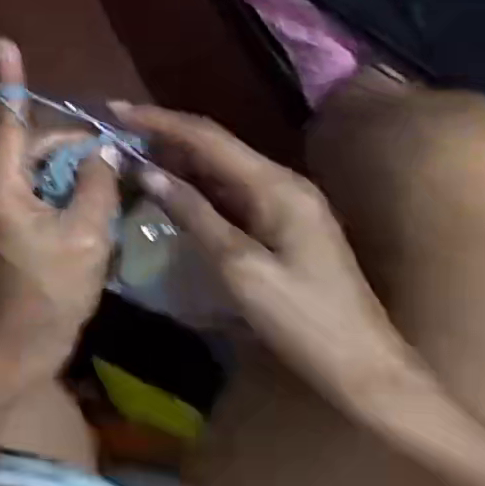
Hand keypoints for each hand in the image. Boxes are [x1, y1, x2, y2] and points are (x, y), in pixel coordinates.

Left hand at [0, 39, 119, 388]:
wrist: (23, 337)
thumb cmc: (52, 288)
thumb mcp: (87, 234)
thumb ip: (96, 183)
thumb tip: (102, 149)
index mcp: (2, 179)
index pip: (8, 118)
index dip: (9, 77)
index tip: (3, 41)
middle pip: (34, 142)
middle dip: (73, 146)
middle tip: (114, 158)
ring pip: (38, 163)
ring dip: (72, 168)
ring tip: (109, 180)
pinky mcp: (7, 213)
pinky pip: (37, 183)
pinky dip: (64, 185)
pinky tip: (94, 199)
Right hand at [111, 103, 416, 411]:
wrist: (370, 375)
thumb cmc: (305, 321)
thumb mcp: (240, 267)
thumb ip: (193, 213)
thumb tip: (146, 171)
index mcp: (276, 186)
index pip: (206, 136)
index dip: (158, 120)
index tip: (115, 110)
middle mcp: (281, 182)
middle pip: (212, 144)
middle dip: (162, 134)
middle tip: (114, 132)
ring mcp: (282, 202)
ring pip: (216, 165)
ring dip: (173, 157)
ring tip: (128, 154)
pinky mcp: (278, 222)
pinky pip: (225, 189)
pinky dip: (191, 182)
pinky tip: (163, 187)